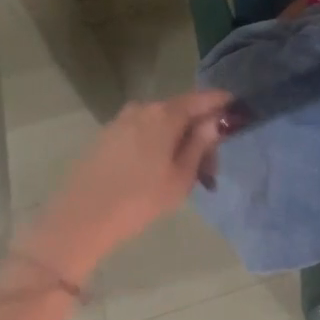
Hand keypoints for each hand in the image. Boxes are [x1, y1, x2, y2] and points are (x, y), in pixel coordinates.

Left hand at [19, 90, 230, 279]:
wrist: (80, 220)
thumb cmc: (140, 200)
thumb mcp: (182, 177)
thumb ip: (200, 144)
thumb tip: (214, 122)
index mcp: (165, 114)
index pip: (203, 98)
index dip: (222, 104)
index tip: (238, 113)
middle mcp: (143, 108)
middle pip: (181, 111)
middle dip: (200, 131)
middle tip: (211, 165)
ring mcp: (121, 120)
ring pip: (161, 123)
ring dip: (178, 140)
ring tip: (186, 174)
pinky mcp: (106, 136)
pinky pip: (142, 132)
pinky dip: (158, 144)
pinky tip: (159, 171)